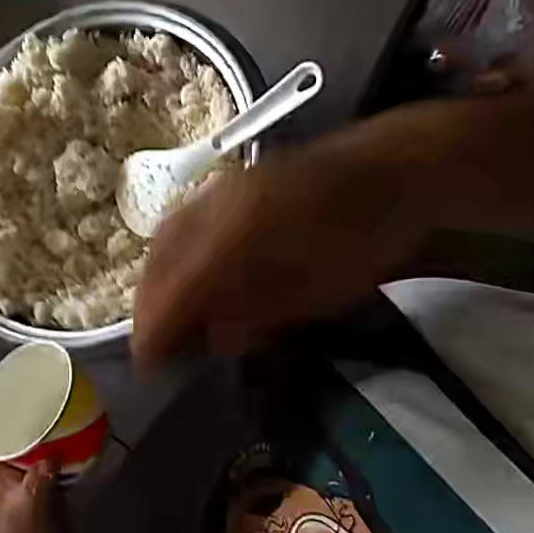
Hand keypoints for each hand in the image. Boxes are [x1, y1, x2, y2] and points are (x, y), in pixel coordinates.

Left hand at [0, 367, 59, 532]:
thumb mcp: (28, 515)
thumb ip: (38, 483)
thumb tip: (52, 453)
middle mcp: (0, 468)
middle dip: (0, 398)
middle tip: (18, 373)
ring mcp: (19, 478)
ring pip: (19, 438)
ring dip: (27, 416)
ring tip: (43, 389)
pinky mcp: (40, 488)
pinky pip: (43, 452)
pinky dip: (53, 437)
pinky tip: (69, 425)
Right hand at [130, 120, 437, 366]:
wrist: (387, 169)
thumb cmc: (365, 237)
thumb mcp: (324, 290)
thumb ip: (263, 313)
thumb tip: (215, 339)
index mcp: (239, 235)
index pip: (180, 287)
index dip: (158, 326)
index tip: (146, 364)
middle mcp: (213, 208)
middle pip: (159, 260)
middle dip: (148, 306)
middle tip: (150, 345)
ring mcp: (215, 191)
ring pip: (163, 240)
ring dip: (153, 281)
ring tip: (159, 316)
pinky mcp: (223, 187)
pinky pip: (178, 224)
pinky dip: (168, 257)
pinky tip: (178, 278)